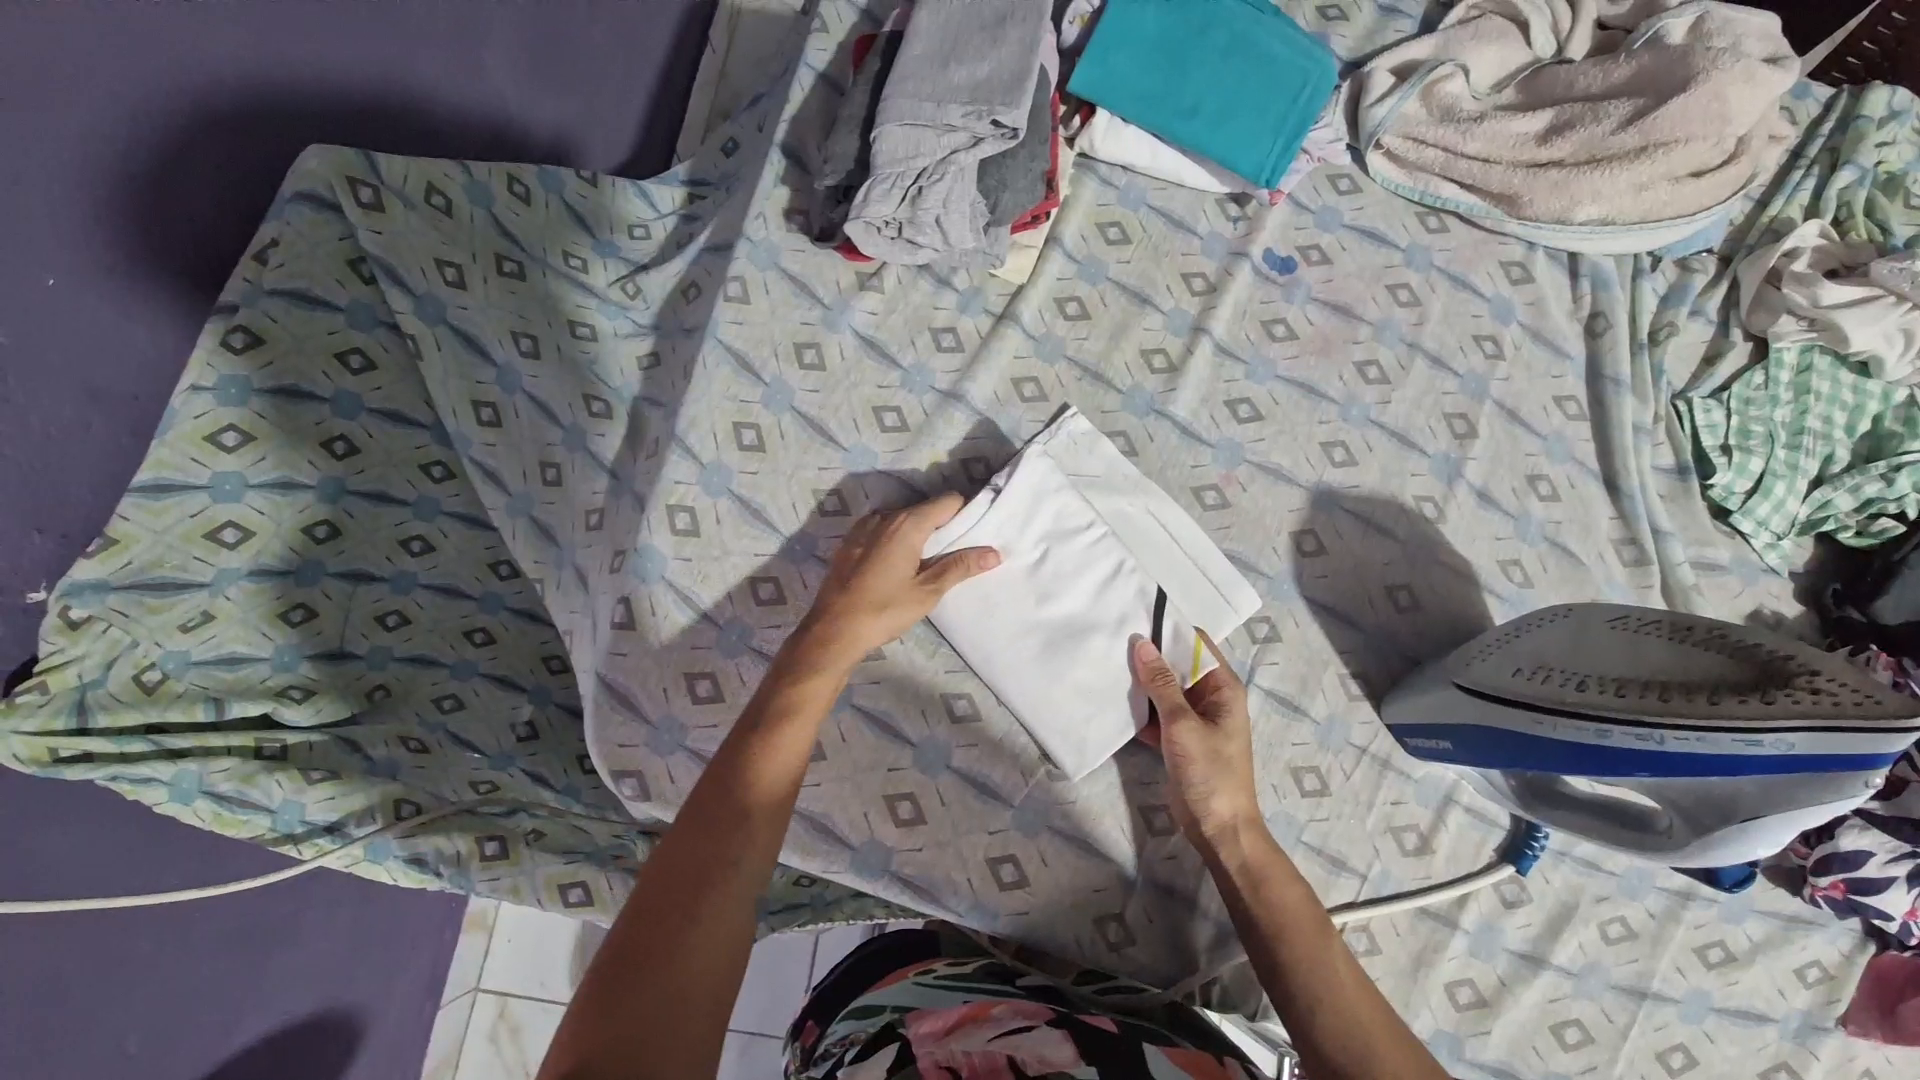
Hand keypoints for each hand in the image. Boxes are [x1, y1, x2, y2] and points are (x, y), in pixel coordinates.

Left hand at [790, 493, 1000, 671]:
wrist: (832, 630)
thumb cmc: (883, 610)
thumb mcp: (927, 591)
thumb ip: (960, 567)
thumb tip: (993, 553)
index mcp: (907, 524)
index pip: (949, 501)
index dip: (966, 513)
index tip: (977, 532)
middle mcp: (885, 516)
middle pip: (925, 508)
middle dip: (944, 525)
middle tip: (958, 551)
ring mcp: (863, 527)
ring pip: (902, 519)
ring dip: (919, 533)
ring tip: (930, 561)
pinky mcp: (850, 541)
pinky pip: (883, 530)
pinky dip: (897, 539)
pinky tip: (900, 564)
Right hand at [1133, 633, 1261, 850]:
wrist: (1218, 829)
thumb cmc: (1209, 773)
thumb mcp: (1182, 725)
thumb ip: (1161, 684)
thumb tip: (1143, 644)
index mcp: (1223, 688)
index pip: (1197, 645)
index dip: (1169, 631)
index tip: (1136, 618)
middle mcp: (1211, 698)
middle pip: (1178, 666)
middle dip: (1150, 657)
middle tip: (1113, 640)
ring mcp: (1195, 719)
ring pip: (1164, 690)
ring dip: (1142, 684)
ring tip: (1108, 665)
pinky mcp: (1179, 738)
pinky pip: (1157, 713)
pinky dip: (1141, 710)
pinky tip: (1114, 701)